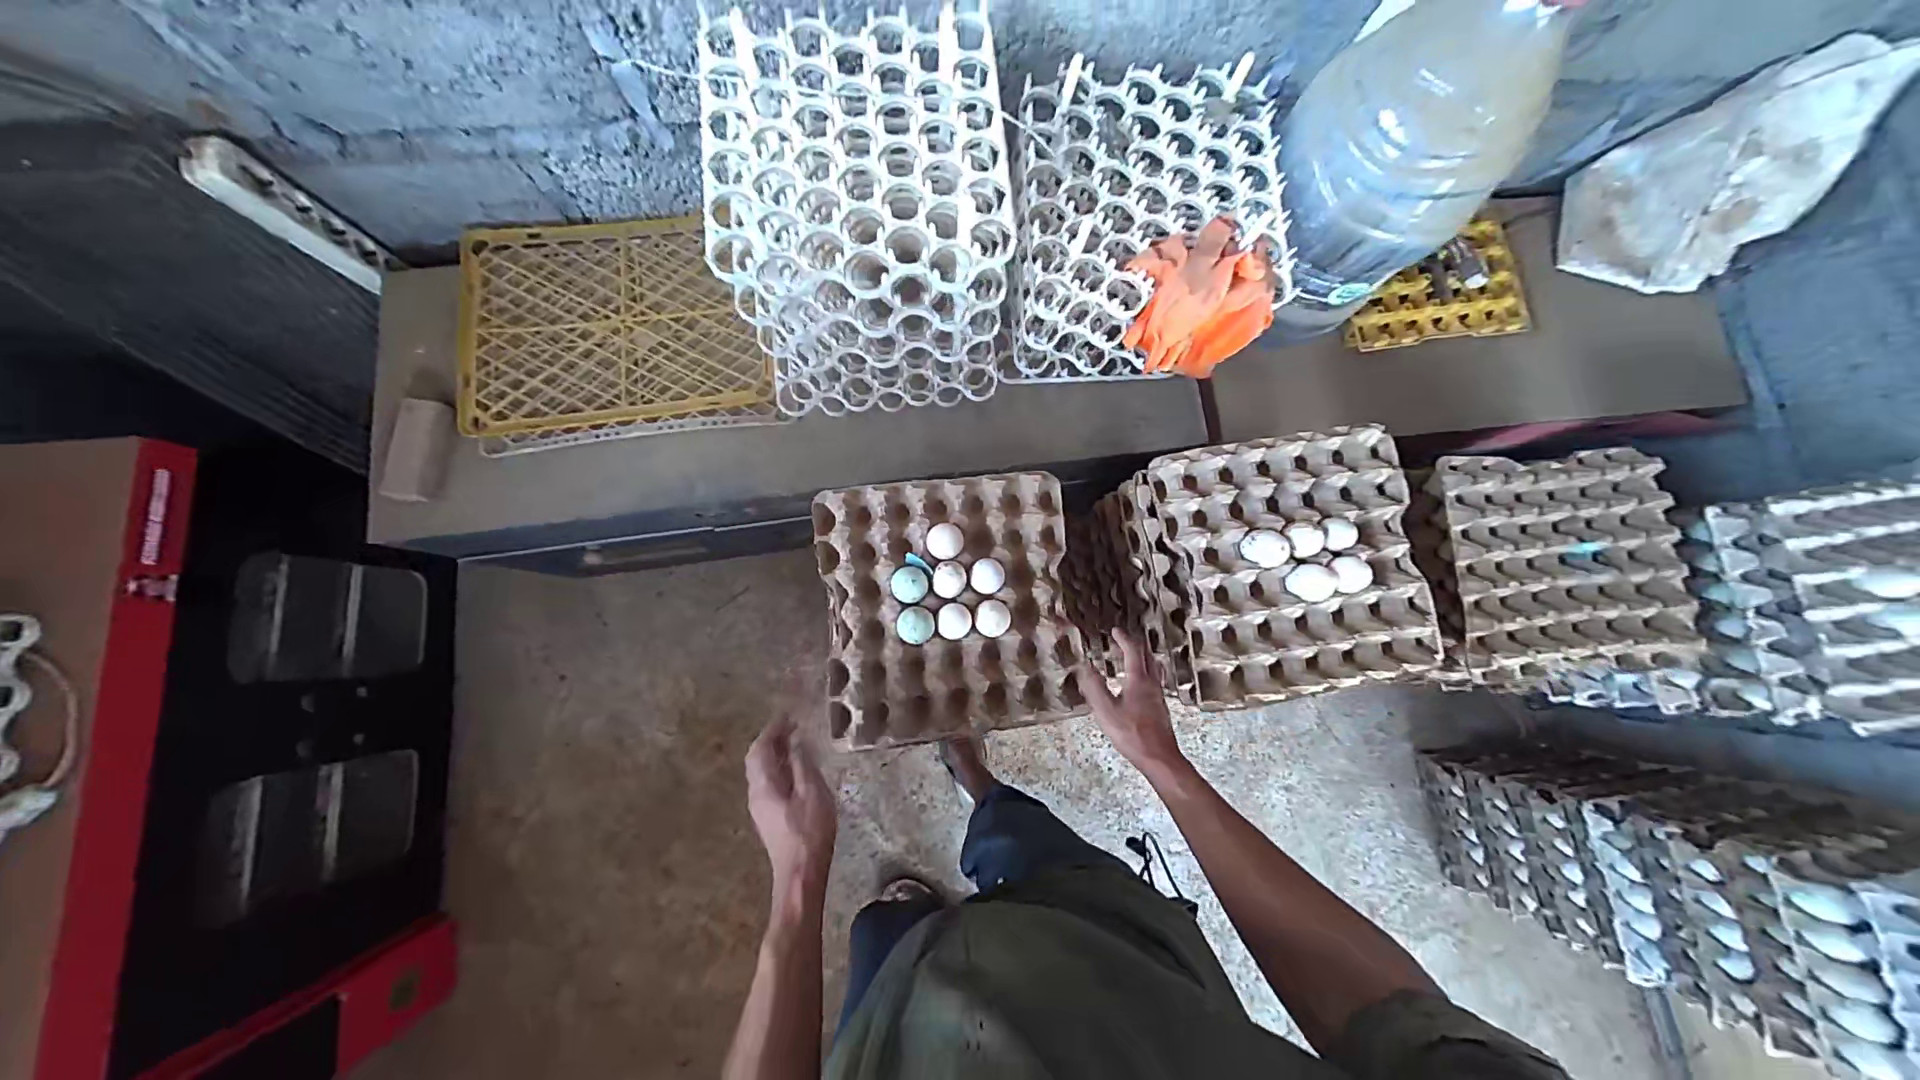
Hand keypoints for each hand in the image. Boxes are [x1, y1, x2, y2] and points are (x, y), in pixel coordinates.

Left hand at [745, 711, 836, 889]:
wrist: (799, 873)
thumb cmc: (808, 831)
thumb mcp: (812, 792)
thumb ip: (802, 765)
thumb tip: (794, 743)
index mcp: (763, 785)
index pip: (760, 749)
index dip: (772, 729)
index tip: (786, 715)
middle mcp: (756, 793)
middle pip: (756, 760)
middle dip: (771, 740)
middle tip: (790, 726)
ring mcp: (761, 807)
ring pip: (762, 772)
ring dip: (775, 753)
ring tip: (795, 742)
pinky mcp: (769, 816)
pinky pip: (769, 782)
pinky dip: (779, 767)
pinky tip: (796, 768)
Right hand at [1077, 630, 1184, 775]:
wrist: (1159, 757)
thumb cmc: (1133, 735)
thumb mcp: (1106, 711)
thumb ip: (1094, 688)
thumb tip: (1085, 668)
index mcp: (1138, 681)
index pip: (1133, 651)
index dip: (1124, 638)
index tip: (1116, 631)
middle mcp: (1151, 684)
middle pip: (1147, 656)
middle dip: (1135, 644)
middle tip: (1125, 638)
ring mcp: (1158, 696)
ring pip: (1153, 667)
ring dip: (1143, 657)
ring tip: (1133, 655)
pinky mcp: (1159, 707)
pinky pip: (1154, 680)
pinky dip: (1145, 671)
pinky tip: (1139, 683)